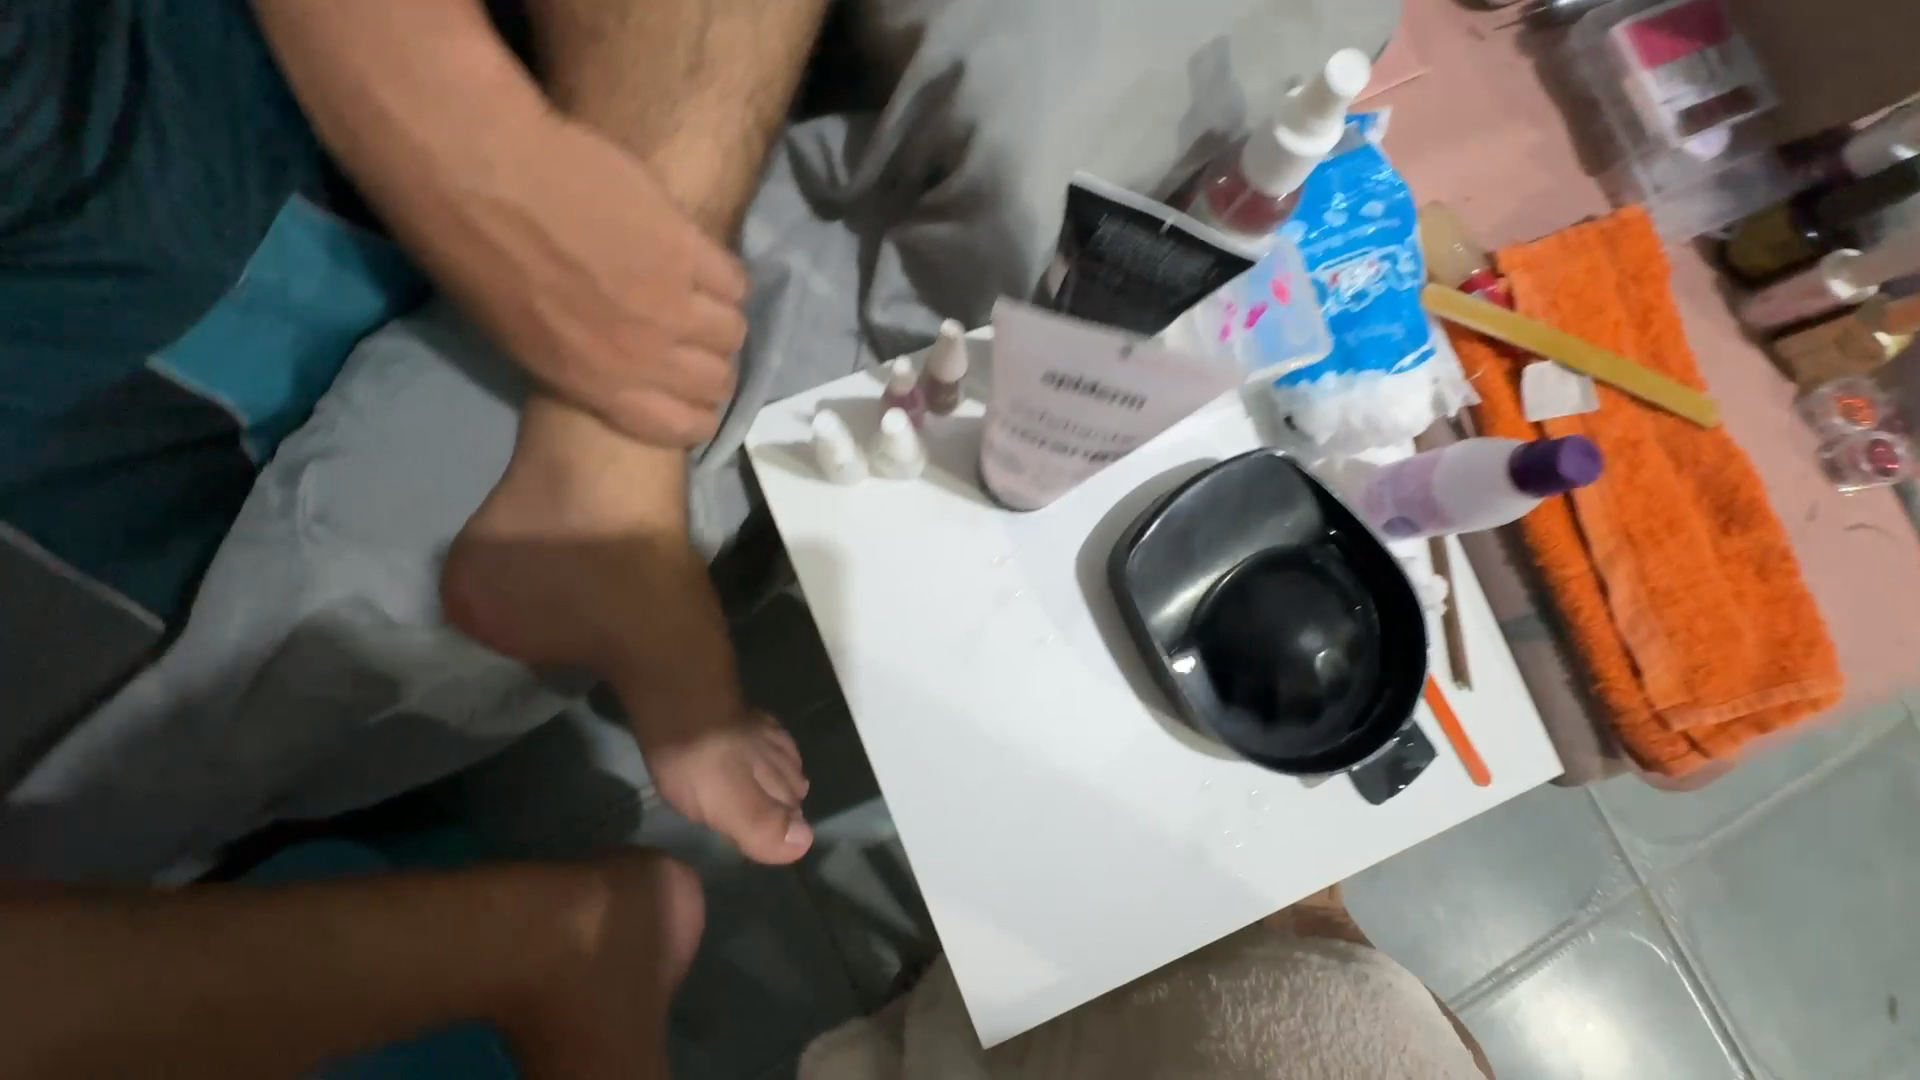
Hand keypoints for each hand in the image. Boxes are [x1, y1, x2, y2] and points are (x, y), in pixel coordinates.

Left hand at [431, 115, 749, 446]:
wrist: (473, 169)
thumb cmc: (473, 254)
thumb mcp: (520, 343)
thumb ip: (587, 368)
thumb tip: (627, 370)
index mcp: (598, 384)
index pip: (685, 426)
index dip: (696, 414)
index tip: (692, 395)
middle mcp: (645, 354)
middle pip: (717, 381)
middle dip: (710, 366)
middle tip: (696, 340)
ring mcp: (671, 301)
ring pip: (733, 331)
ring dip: (719, 318)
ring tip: (698, 296)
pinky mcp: (686, 249)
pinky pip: (733, 281)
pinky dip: (722, 276)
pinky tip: (698, 260)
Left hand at [644, 710, 813, 865]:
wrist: (682, 698)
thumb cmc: (701, 762)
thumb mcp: (729, 805)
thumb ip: (765, 826)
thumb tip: (806, 844)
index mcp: (779, 783)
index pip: (793, 817)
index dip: (781, 831)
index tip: (763, 841)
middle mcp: (781, 759)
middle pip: (793, 789)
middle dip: (783, 804)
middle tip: (756, 818)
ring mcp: (766, 732)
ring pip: (782, 761)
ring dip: (774, 777)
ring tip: (754, 789)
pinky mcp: (747, 712)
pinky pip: (765, 735)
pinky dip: (761, 747)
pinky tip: (748, 749)